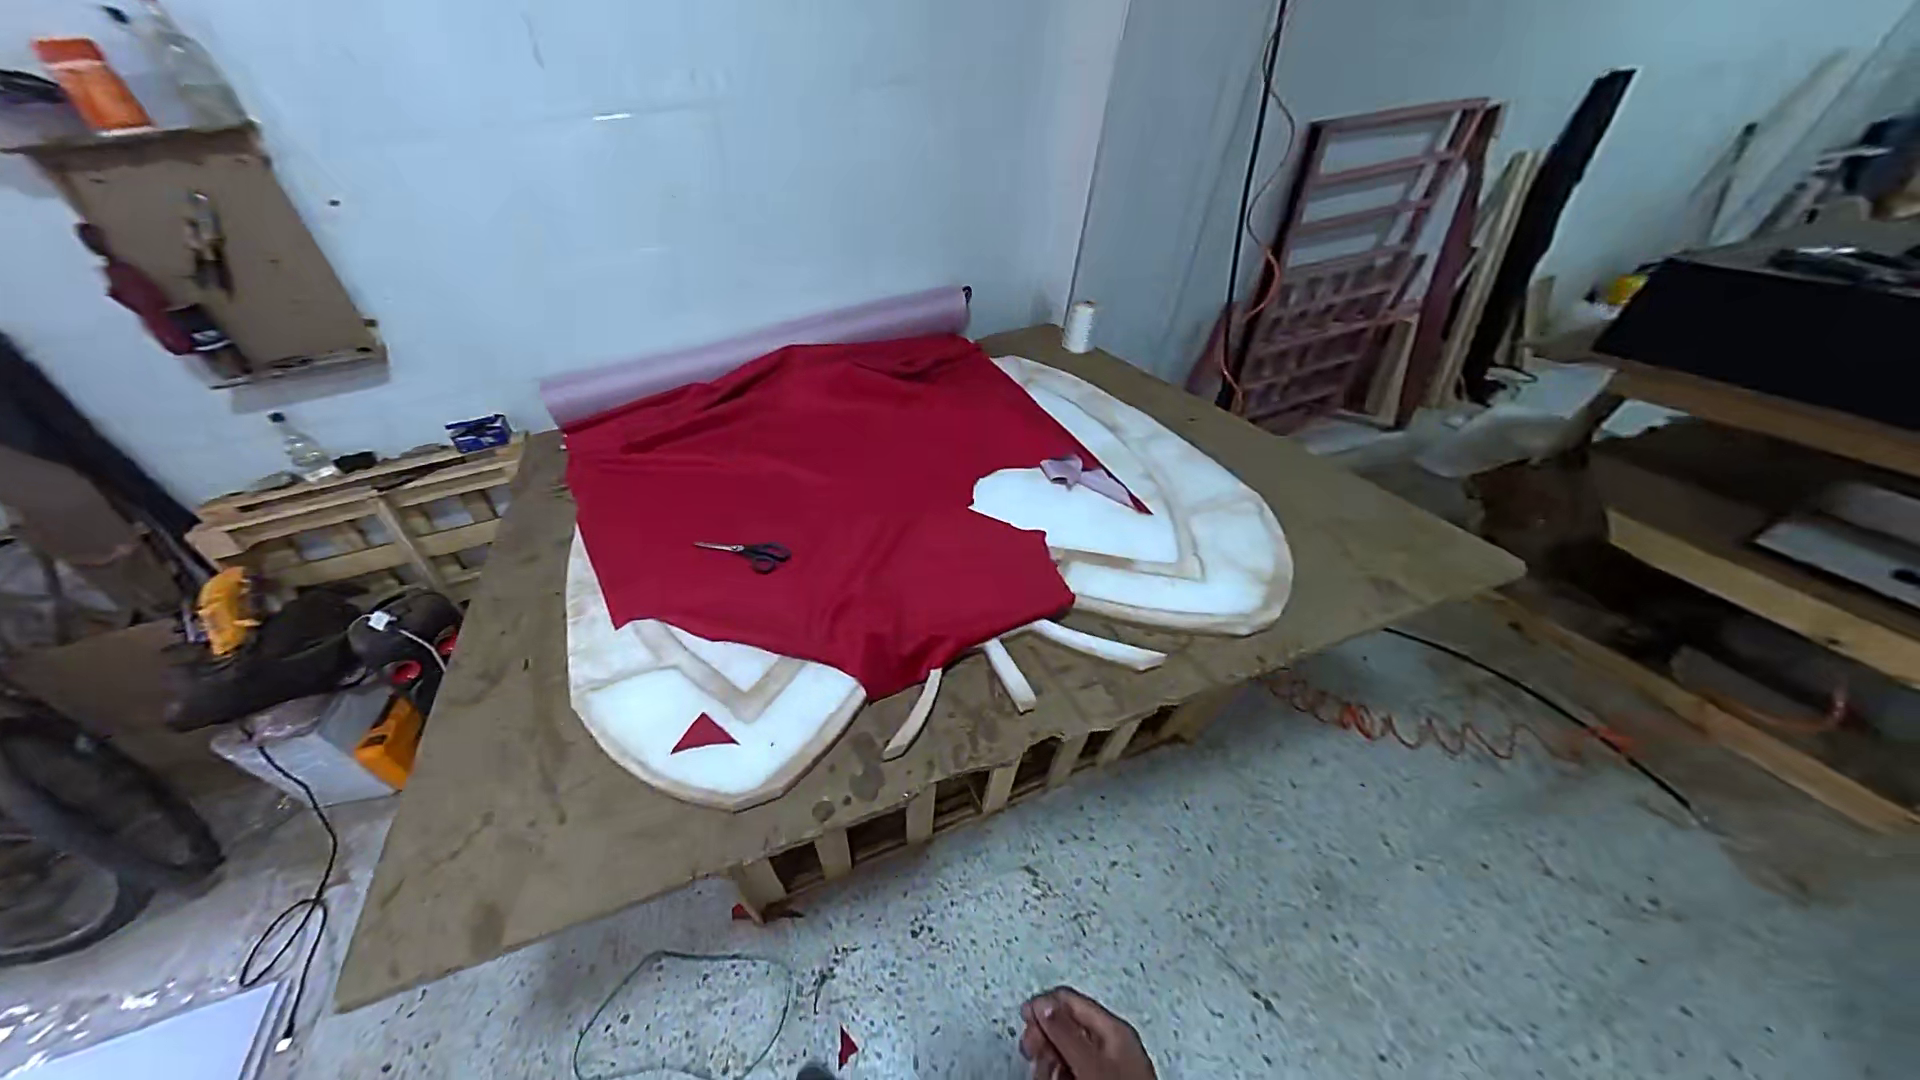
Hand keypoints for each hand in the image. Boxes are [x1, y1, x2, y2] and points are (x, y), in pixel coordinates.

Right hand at [1018, 986, 1155, 1079]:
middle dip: (1045, 1034)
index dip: (1044, 1004)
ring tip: (1044, 1072)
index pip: (1071, 999)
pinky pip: (1076, 1066)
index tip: (1025, 1016)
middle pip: (1068, 1023)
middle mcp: (1114, 1041)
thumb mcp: (1090, 1062)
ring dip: (1050, 1057)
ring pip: (1069, 1047)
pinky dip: (1061, 1071)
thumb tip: (1043, 1003)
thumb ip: (1066, 1031)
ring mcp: (1112, 1063)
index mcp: (1114, 1027)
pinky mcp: (1106, 1078)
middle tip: (1030, 1048)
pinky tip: (1057, 1078)